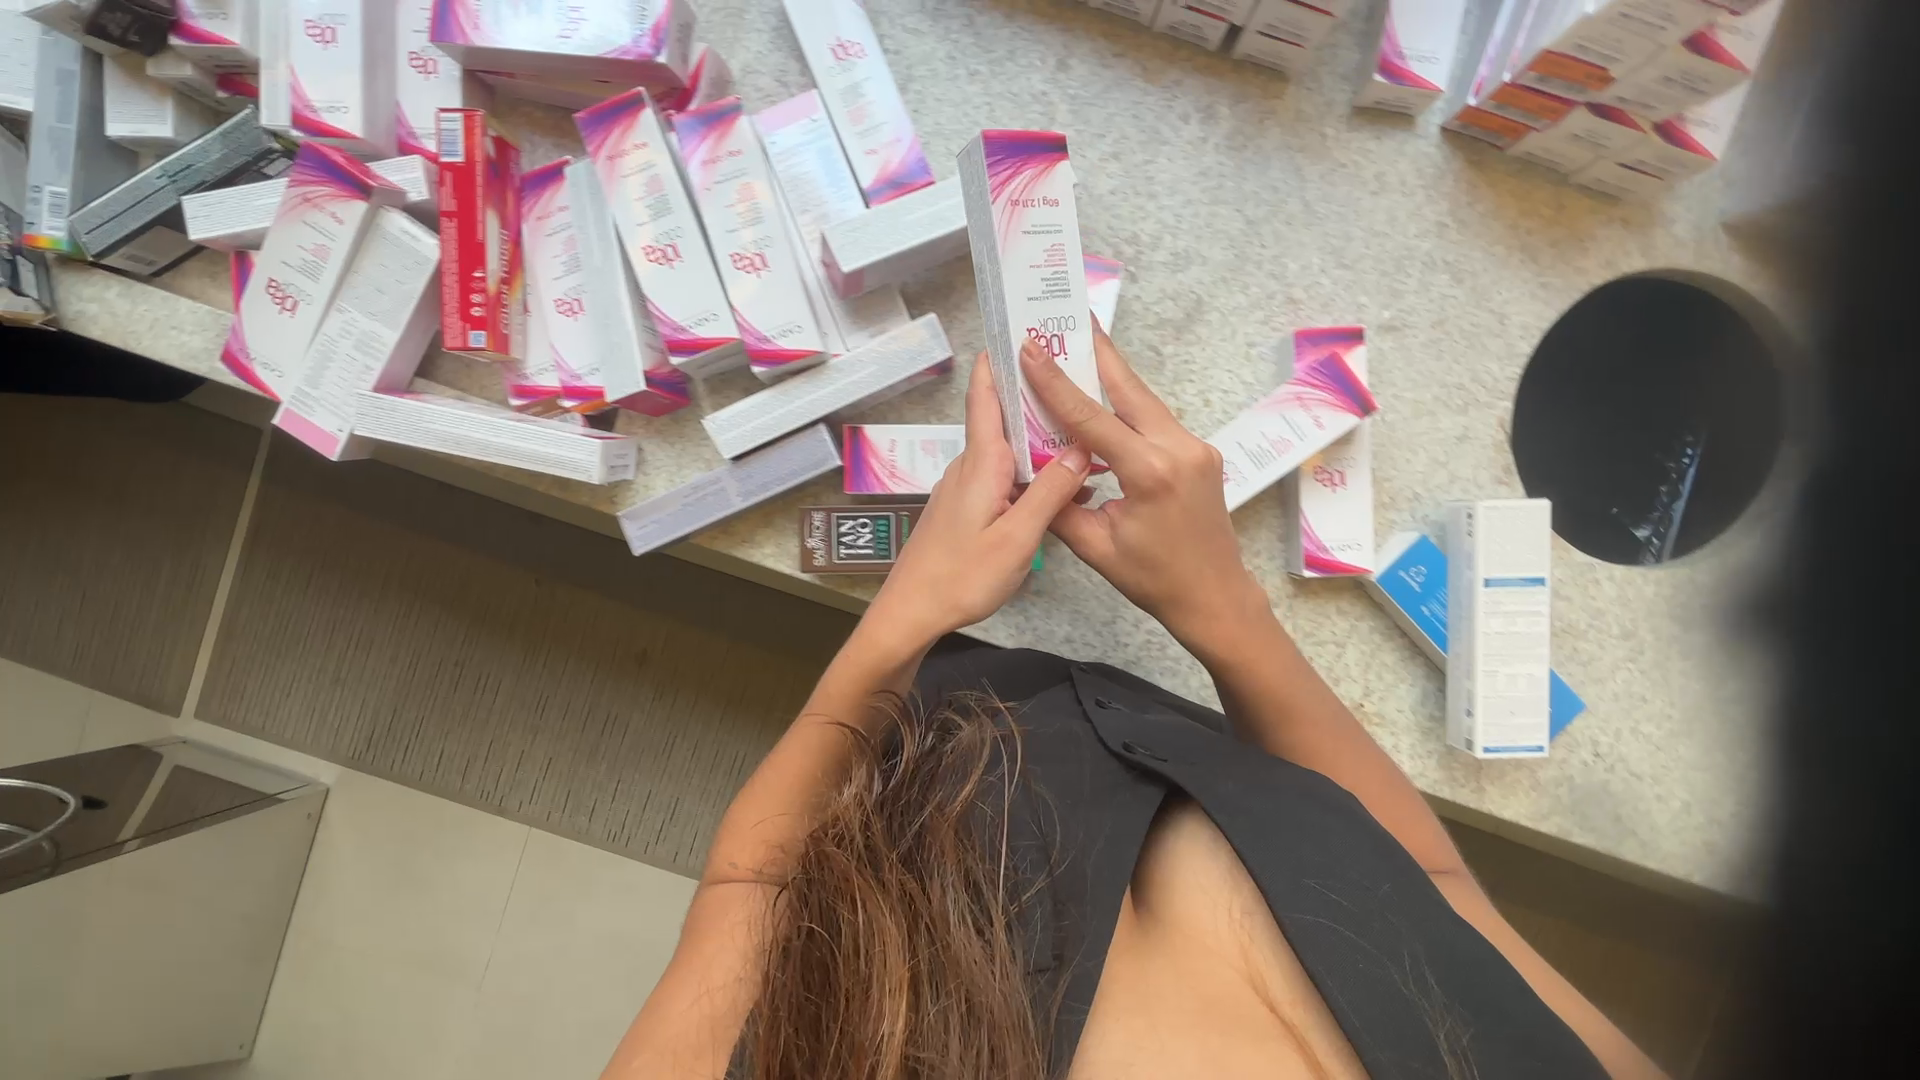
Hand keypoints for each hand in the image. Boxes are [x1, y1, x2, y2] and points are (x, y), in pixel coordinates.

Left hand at [863, 353, 1091, 647]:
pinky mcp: (966, 509)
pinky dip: (1032, 477)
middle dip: (1041, 403)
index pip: (987, 396)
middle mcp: (971, 467)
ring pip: (1009, 454)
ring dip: (1043, 447)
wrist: (912, 612)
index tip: (1022, 331)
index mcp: (982, 463)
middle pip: (1006, 420)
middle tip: (1083, 389)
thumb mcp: (1018, 537)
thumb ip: (1050, 491)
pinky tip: (1061, 493)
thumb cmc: (962, 576)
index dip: (1001, 361)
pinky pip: (1003, 479)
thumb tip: (1081, 449)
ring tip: (1088, 446)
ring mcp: (966, 488)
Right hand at [1023, 329, 1271, 659]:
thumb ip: (1060, 503)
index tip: (1031, 347)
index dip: (1056, 382)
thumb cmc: (1153, 580)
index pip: (1092, 418)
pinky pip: (1156, 422)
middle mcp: (1179, 449)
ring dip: (1112, 378)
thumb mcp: (1094, 547)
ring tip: (1081, 350)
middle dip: (1097, 352)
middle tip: (1069, 317)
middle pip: (1129, 389)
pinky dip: (1127, 408)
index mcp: (1150, 473)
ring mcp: (1196, 448)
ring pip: (1144, 402)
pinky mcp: (1199, 454)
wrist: (1215, 597)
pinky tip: (1106, 401)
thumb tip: (1032, 469)